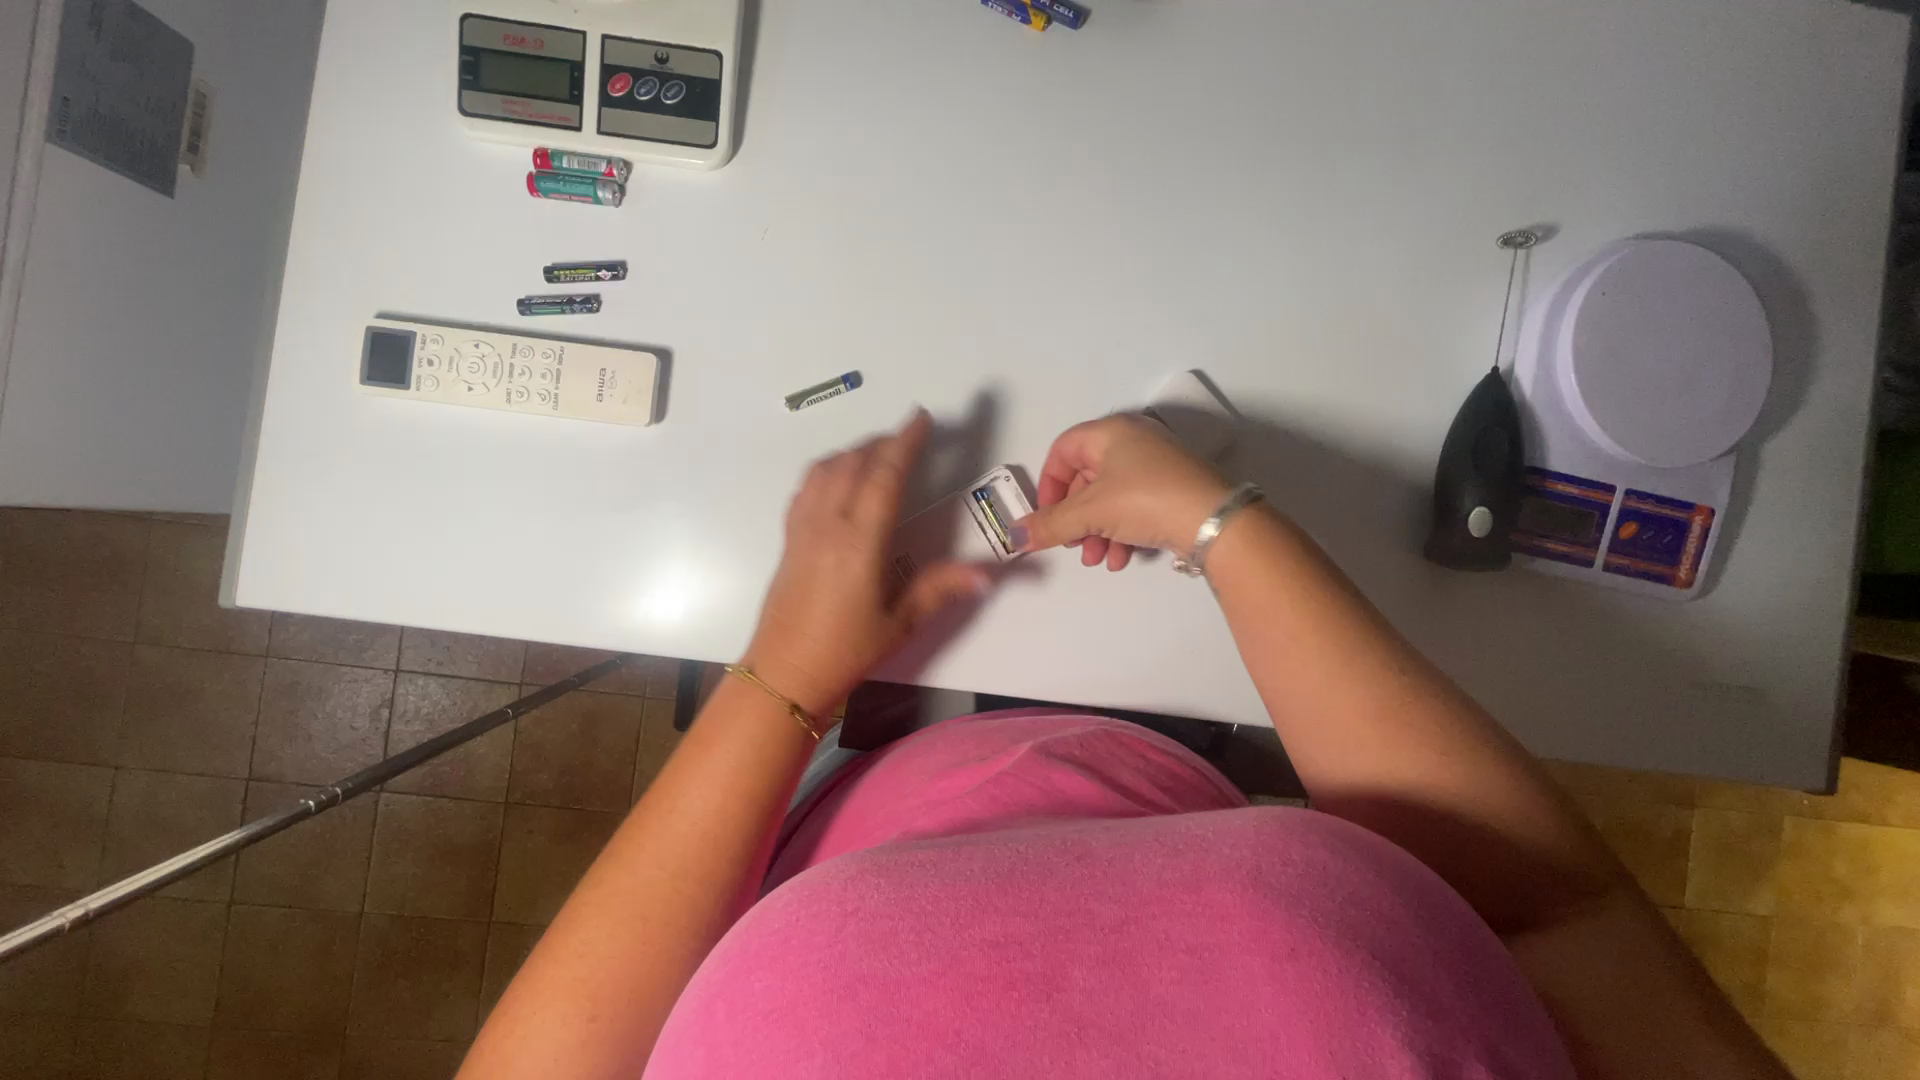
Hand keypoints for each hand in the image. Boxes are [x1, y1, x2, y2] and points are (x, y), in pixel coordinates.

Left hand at [742, 409, 991, 714]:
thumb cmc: (845, 651)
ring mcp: (803, 528)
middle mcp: (828, 524)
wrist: (783, 674)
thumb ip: (940, 589)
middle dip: (884, 441)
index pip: (885, 475)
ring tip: (879, 451)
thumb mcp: (899, 623)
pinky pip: (806, 486)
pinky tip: (839, 476)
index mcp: (860, 541)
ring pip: (826, 468)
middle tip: (910, 435)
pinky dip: (828, 468)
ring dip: (854, 450)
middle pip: (855, 462)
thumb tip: (987, 575)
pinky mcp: (789, 538)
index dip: (905, 442)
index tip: (921, 418)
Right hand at [1011, 413, 1231, 570]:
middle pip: (1086, 479)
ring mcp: (1156, 466)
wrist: (1216, 521)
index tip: (1046, 516)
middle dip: (1075, 519)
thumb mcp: (1090, 513)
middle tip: (1074, 545)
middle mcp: (1133, 442)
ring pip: (1110, 498)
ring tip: (1098, 560)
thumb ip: (1050, 525)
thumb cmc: (1145, 500)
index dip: (1048, 485)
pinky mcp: (1173, 490)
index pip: (1062, 450)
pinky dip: (1122, 532)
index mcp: (1110, 433)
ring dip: (1097, 532)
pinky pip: (1135, 507)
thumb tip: (1015, 537)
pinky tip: (1121, 559)